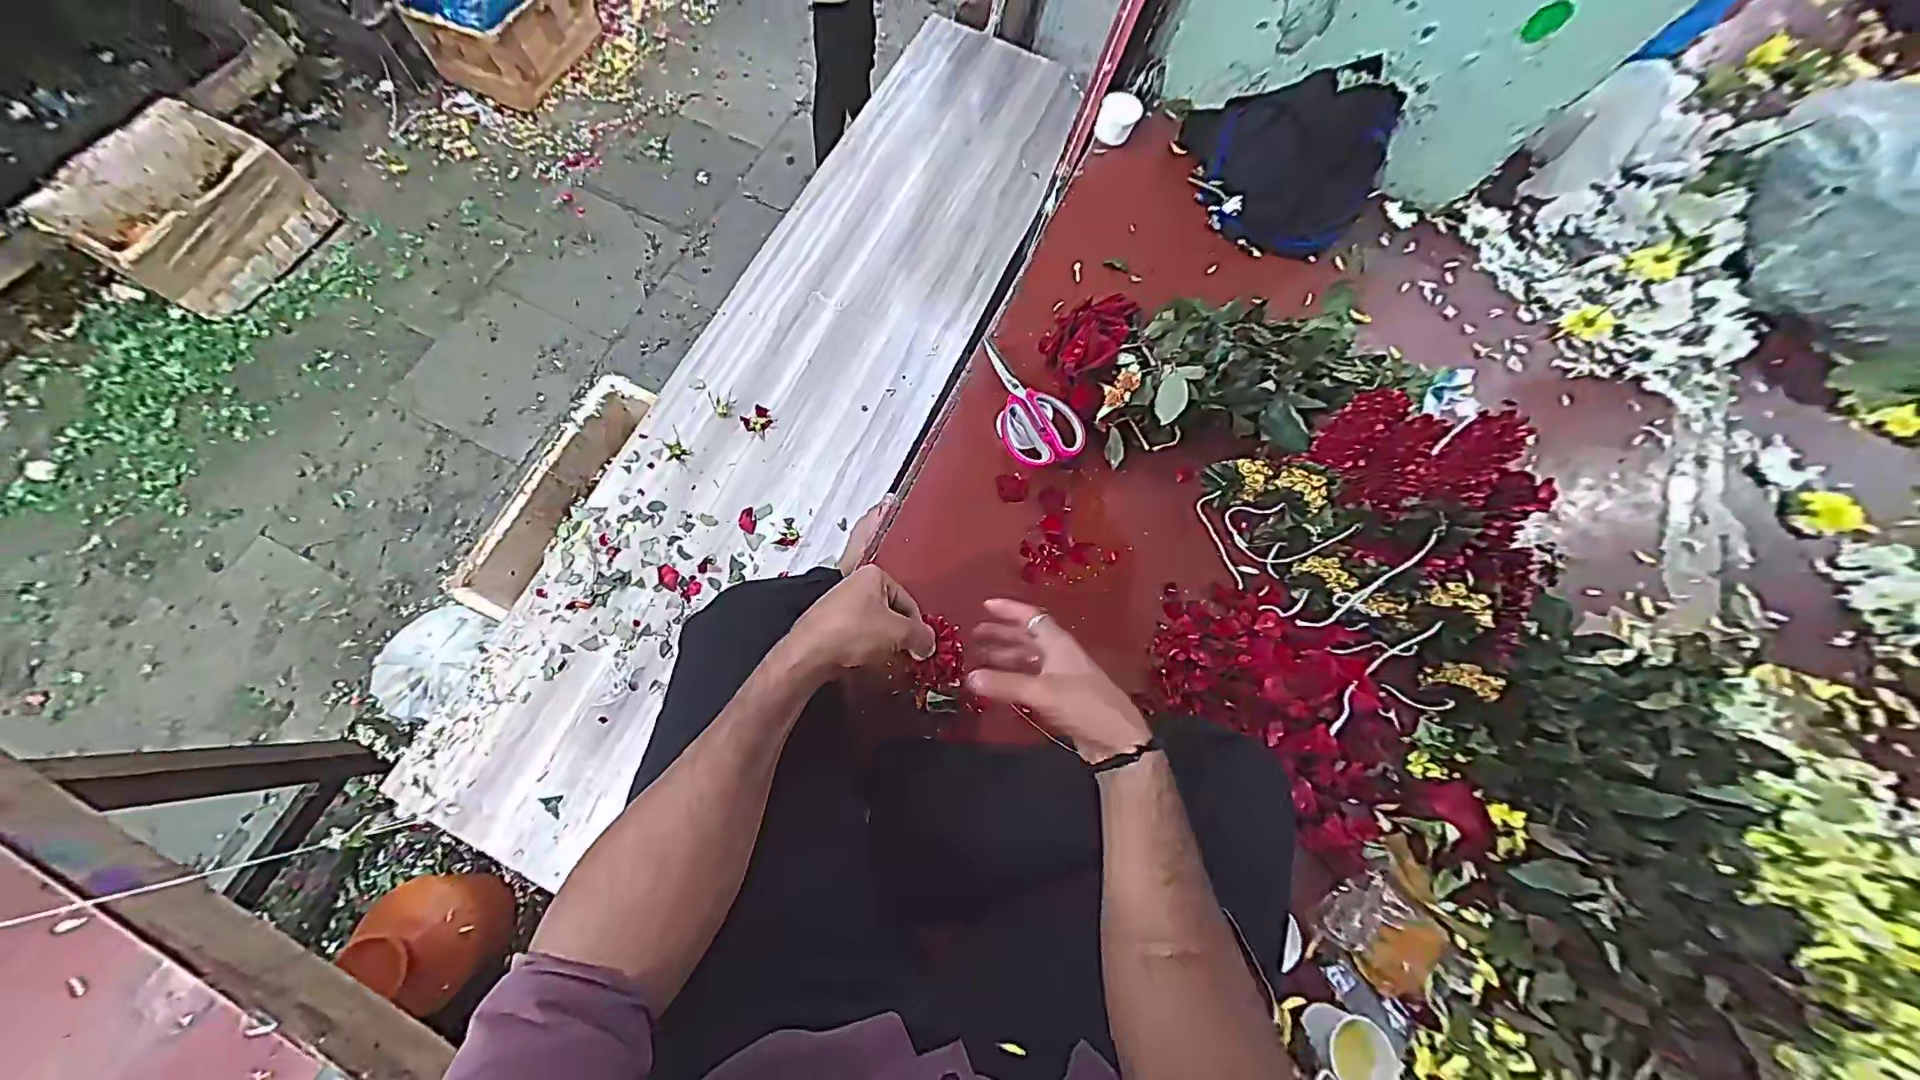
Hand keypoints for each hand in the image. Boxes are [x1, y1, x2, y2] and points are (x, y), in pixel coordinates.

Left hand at [785, 565, 936, 676]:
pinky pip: (857, 634)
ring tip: (888, 661)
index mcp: (874, 575)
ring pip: (875, 625)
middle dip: (901, 636)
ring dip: (885, 644)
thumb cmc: (854, 632)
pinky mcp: (829, 623)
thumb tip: (929, 644)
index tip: (922, 648)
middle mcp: (856, 583)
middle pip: (892, 613)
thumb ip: (920, 636)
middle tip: (908, 656)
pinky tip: (866, 661)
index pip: (909, 602)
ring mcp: (840, 603)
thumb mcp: (897, 632)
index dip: (918, 627)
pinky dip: (866, 647)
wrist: (808, 653)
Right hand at [964, 599, 1153, 763]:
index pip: (1031, 617)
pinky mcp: (1061, 695)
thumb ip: (1005, 684)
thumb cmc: (1082, 704)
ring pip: (1028, 658)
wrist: (1116, 737)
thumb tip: (970, 678)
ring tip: (980, 658)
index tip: (985, 605)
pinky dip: (1013, 677)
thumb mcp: (1042, 691)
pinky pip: (1031, 678)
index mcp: (1058, 643)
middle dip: (1002, 634)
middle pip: (1027, 637)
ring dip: (1005, 656)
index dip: (1009, 609)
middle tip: (975, 634)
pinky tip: (999, 684)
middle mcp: (1059, 654)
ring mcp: (1061, 674)